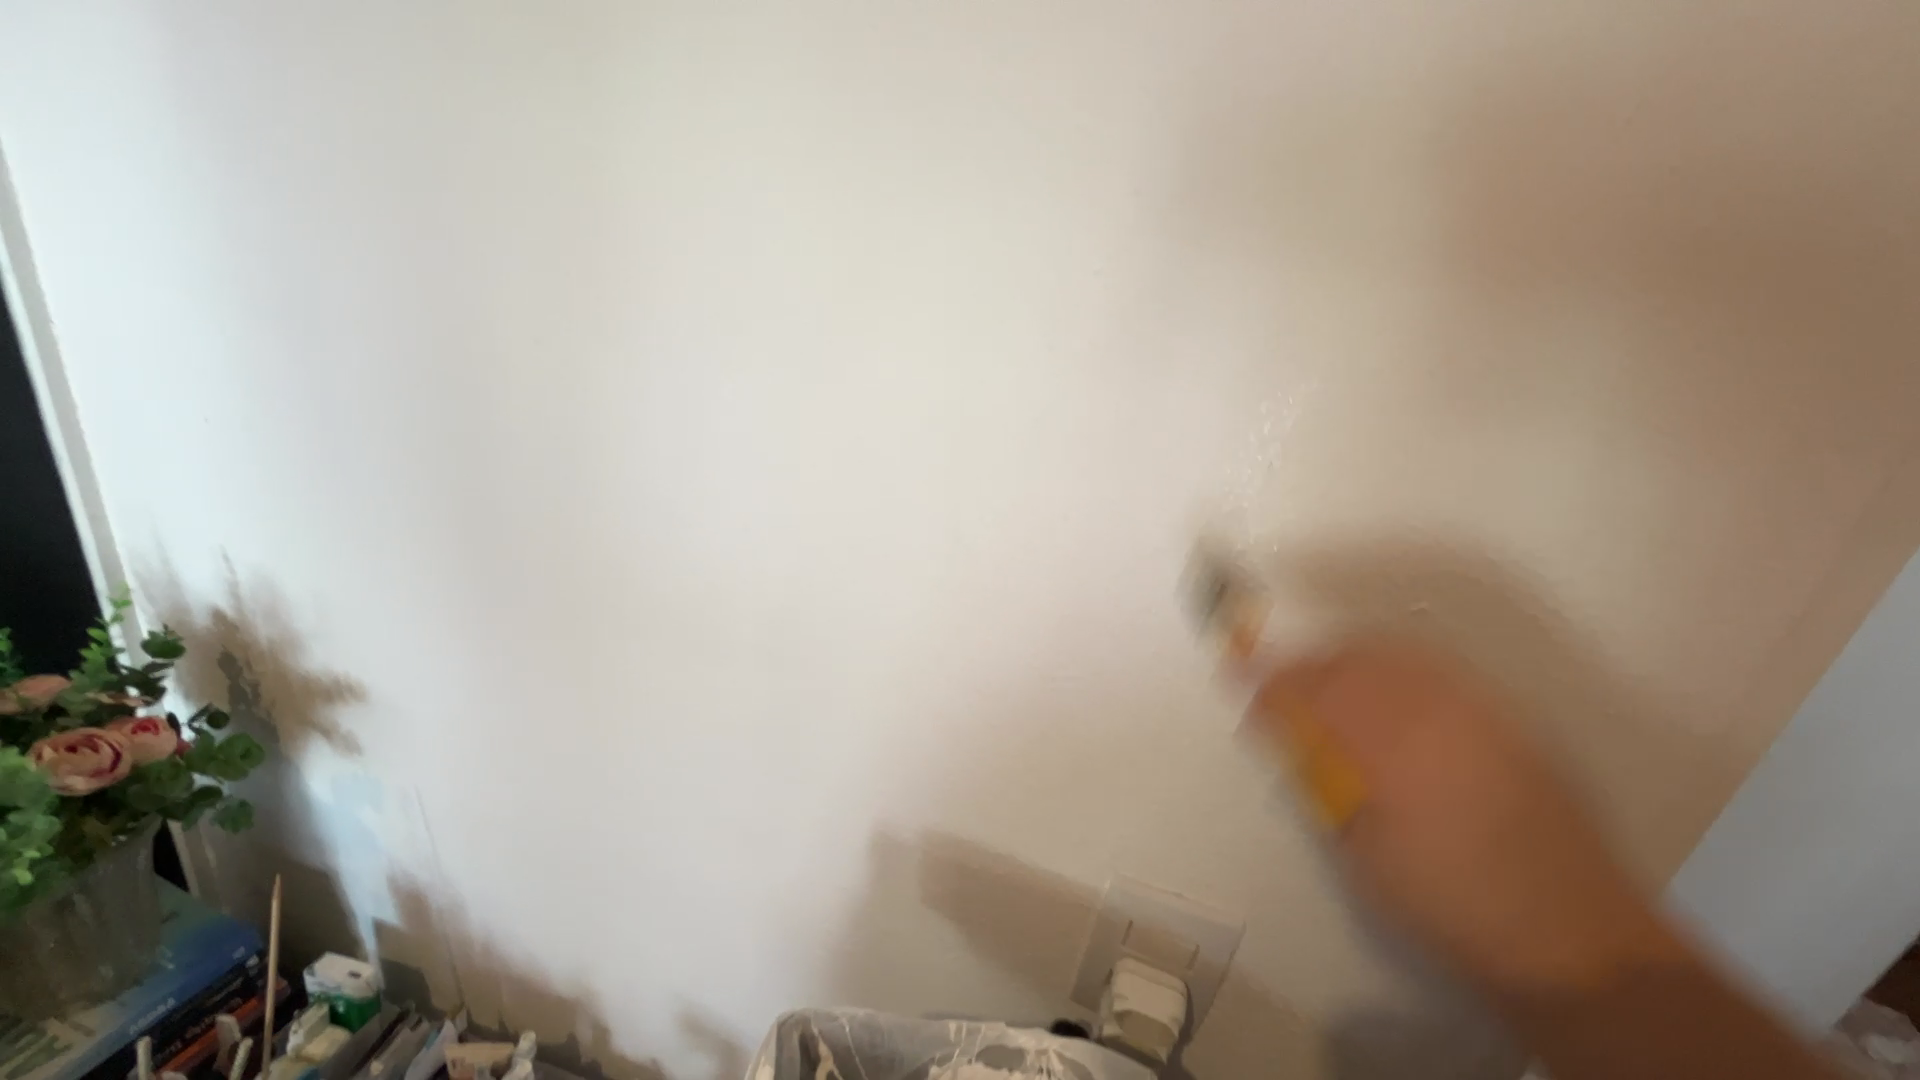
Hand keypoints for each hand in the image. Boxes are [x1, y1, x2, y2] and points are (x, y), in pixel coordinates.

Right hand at [1249, 640, 1682, 994]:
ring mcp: (1480, 710)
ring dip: (1351, 659)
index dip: (1268, 681)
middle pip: (1354, 657)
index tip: (1240, 679)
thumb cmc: (1447, 902)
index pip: (1312, 689)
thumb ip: (1324, 784)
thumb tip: (1292, 742)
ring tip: (1327, 682)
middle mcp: (1436, 712)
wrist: (1571, 935)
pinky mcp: (1510, 721)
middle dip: (1307, 663)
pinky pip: (1439, 672)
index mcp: (1390, 747)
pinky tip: (1389, 697)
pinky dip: (1398, 670)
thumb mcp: (1361, 851)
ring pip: (1399, 654)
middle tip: (1279, 683)